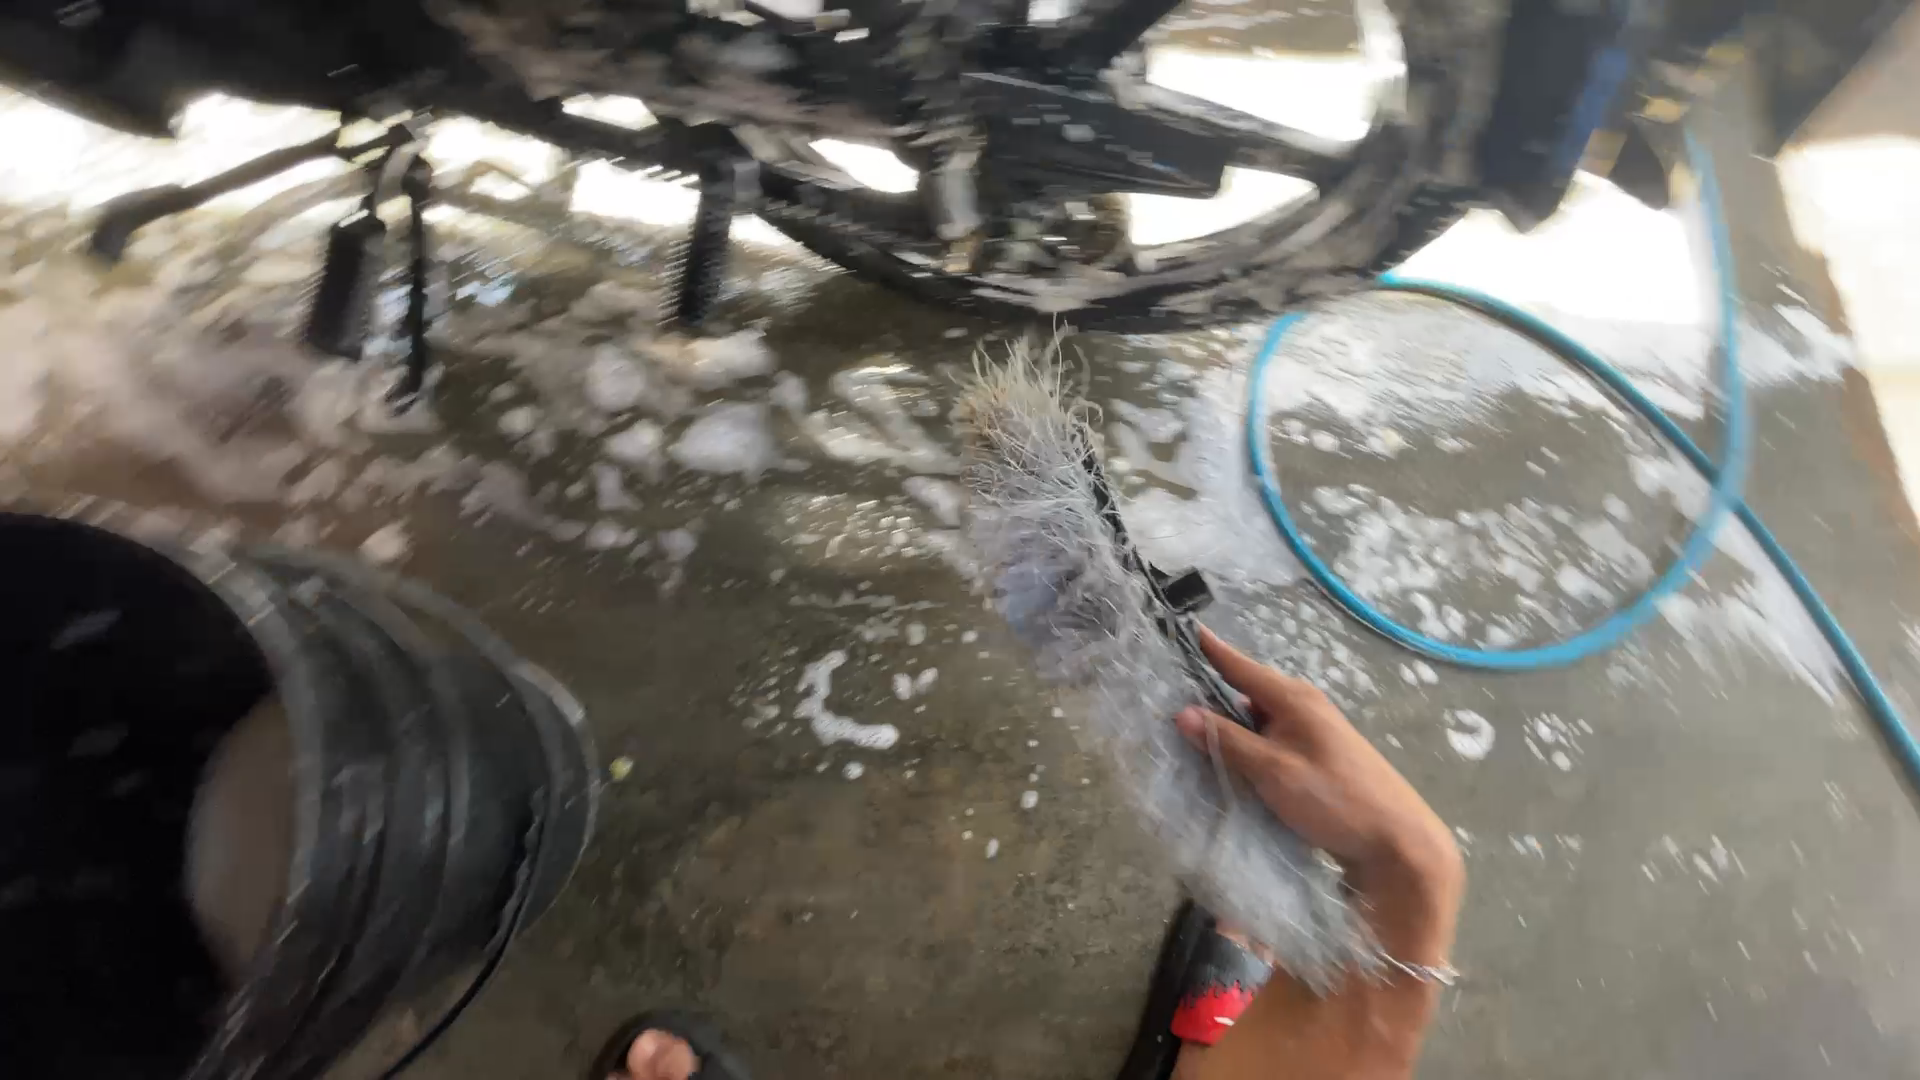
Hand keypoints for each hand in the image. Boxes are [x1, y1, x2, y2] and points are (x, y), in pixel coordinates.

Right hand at [1176, 625, 1463, 964]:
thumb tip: (1182, 713)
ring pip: (1256, 718)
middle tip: (1171, 699)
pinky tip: (1232, 761)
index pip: (1239, 665)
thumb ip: (1227, 740)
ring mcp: (1312, 729)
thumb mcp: (1273, 770)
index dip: (1209, 648)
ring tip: (1193, 735)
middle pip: (1245, 691)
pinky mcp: (1316, 754)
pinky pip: (1270, 738)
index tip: (1183, 626)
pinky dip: (1248, 743)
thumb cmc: (1334, 799)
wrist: (1399, 844)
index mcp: (1292, 698)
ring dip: (1230, 726)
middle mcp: (1302, 705)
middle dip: (1211, 694)